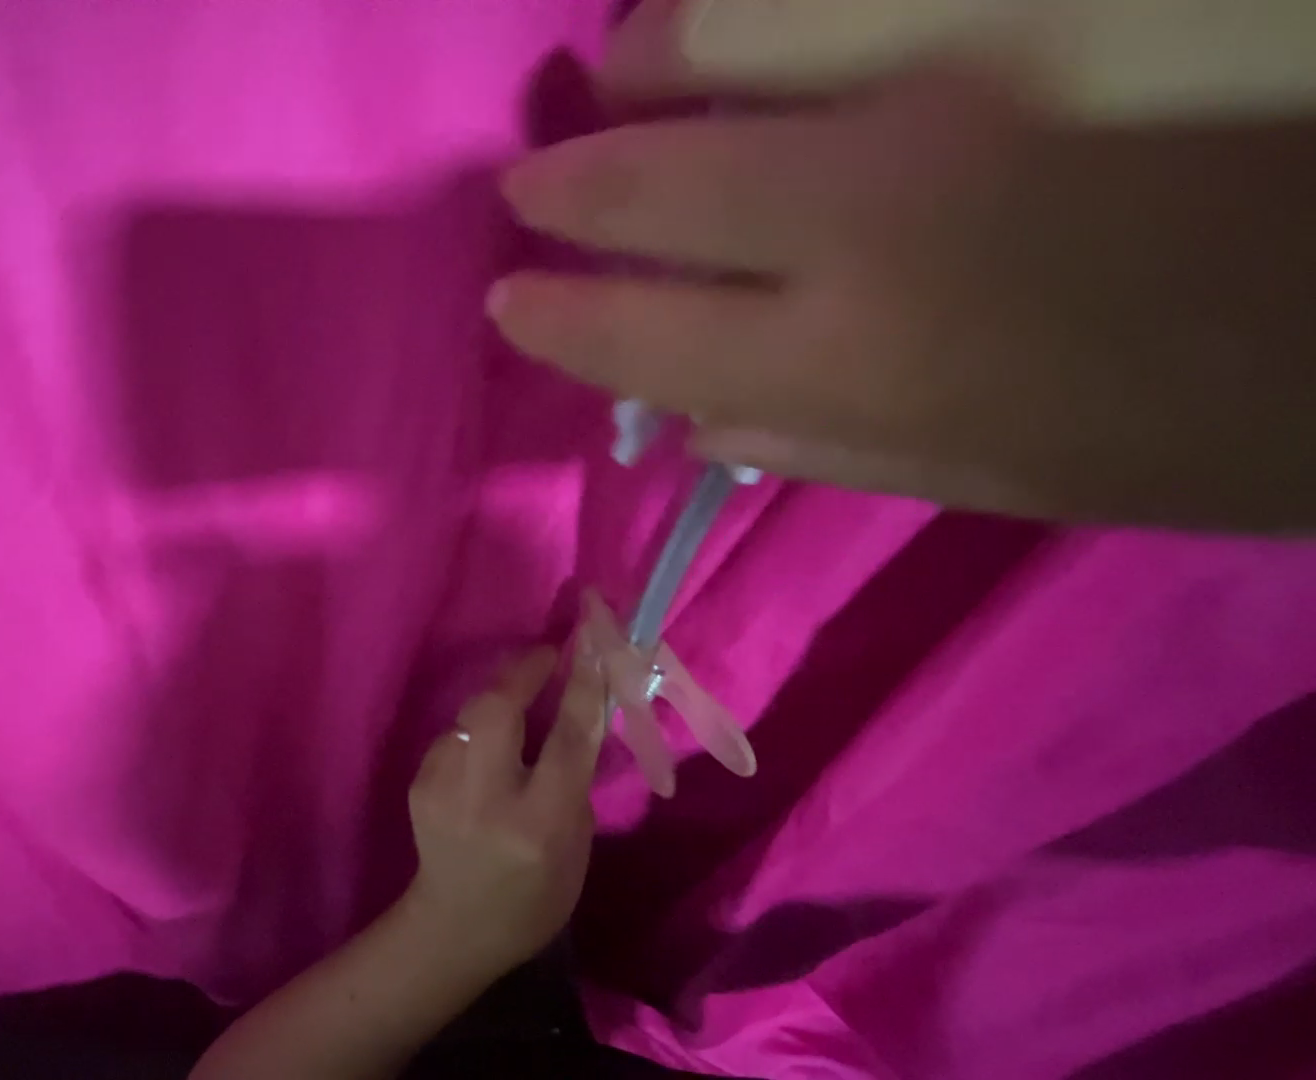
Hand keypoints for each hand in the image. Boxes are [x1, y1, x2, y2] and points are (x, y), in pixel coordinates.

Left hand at [402, 644, 606, 976]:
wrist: (456, 926)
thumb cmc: (536, 895)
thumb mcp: (575, 846)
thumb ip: (574, 780)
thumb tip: (580, 712)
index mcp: (539, 823)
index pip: (567, 739)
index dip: (582, 686)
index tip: (591, 646)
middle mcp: (486, 799)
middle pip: (498, 709)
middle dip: (522, 671)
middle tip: (545, 657)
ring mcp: (443, 788)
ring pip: (471, 717)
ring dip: (498, 701)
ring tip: (519, 705)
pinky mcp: (419, 782)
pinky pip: (454, 737)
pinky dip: (475, 733)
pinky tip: (486, 752)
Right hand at [489, 2, 1315, 530]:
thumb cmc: (1245, 402)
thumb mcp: (1015, 474)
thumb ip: (831, 445)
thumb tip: (690, 419)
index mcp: (871, 358)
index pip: (641, 339)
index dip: (556, 320)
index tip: (506, 301)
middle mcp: (884, 202)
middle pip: (649, 186)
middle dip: (566, 186)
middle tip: (530, 181)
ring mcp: (968, 49)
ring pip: (724, 30)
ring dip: (649, 58)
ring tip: (627, 64)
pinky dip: (765, 4)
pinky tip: (747, 22)